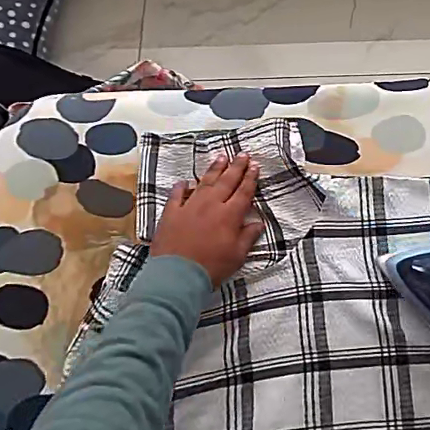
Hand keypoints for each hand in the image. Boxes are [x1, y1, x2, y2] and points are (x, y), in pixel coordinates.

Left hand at [150, 155, 264, 285]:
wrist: (177, 275)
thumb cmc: (211, 267)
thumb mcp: (237, 256)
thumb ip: (248, 237)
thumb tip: (258, 223)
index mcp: (229, 215)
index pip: (243, 192)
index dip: (250, 178)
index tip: (255, 166)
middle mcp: (211, 205)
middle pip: (226, 181)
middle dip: (236, 167)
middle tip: (242, 154)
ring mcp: (189, 206)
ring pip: (204, 183)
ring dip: (214, 169)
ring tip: (221, 158)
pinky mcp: (171, 213)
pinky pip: (177, 195)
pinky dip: (181, 187)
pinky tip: (184, 181)